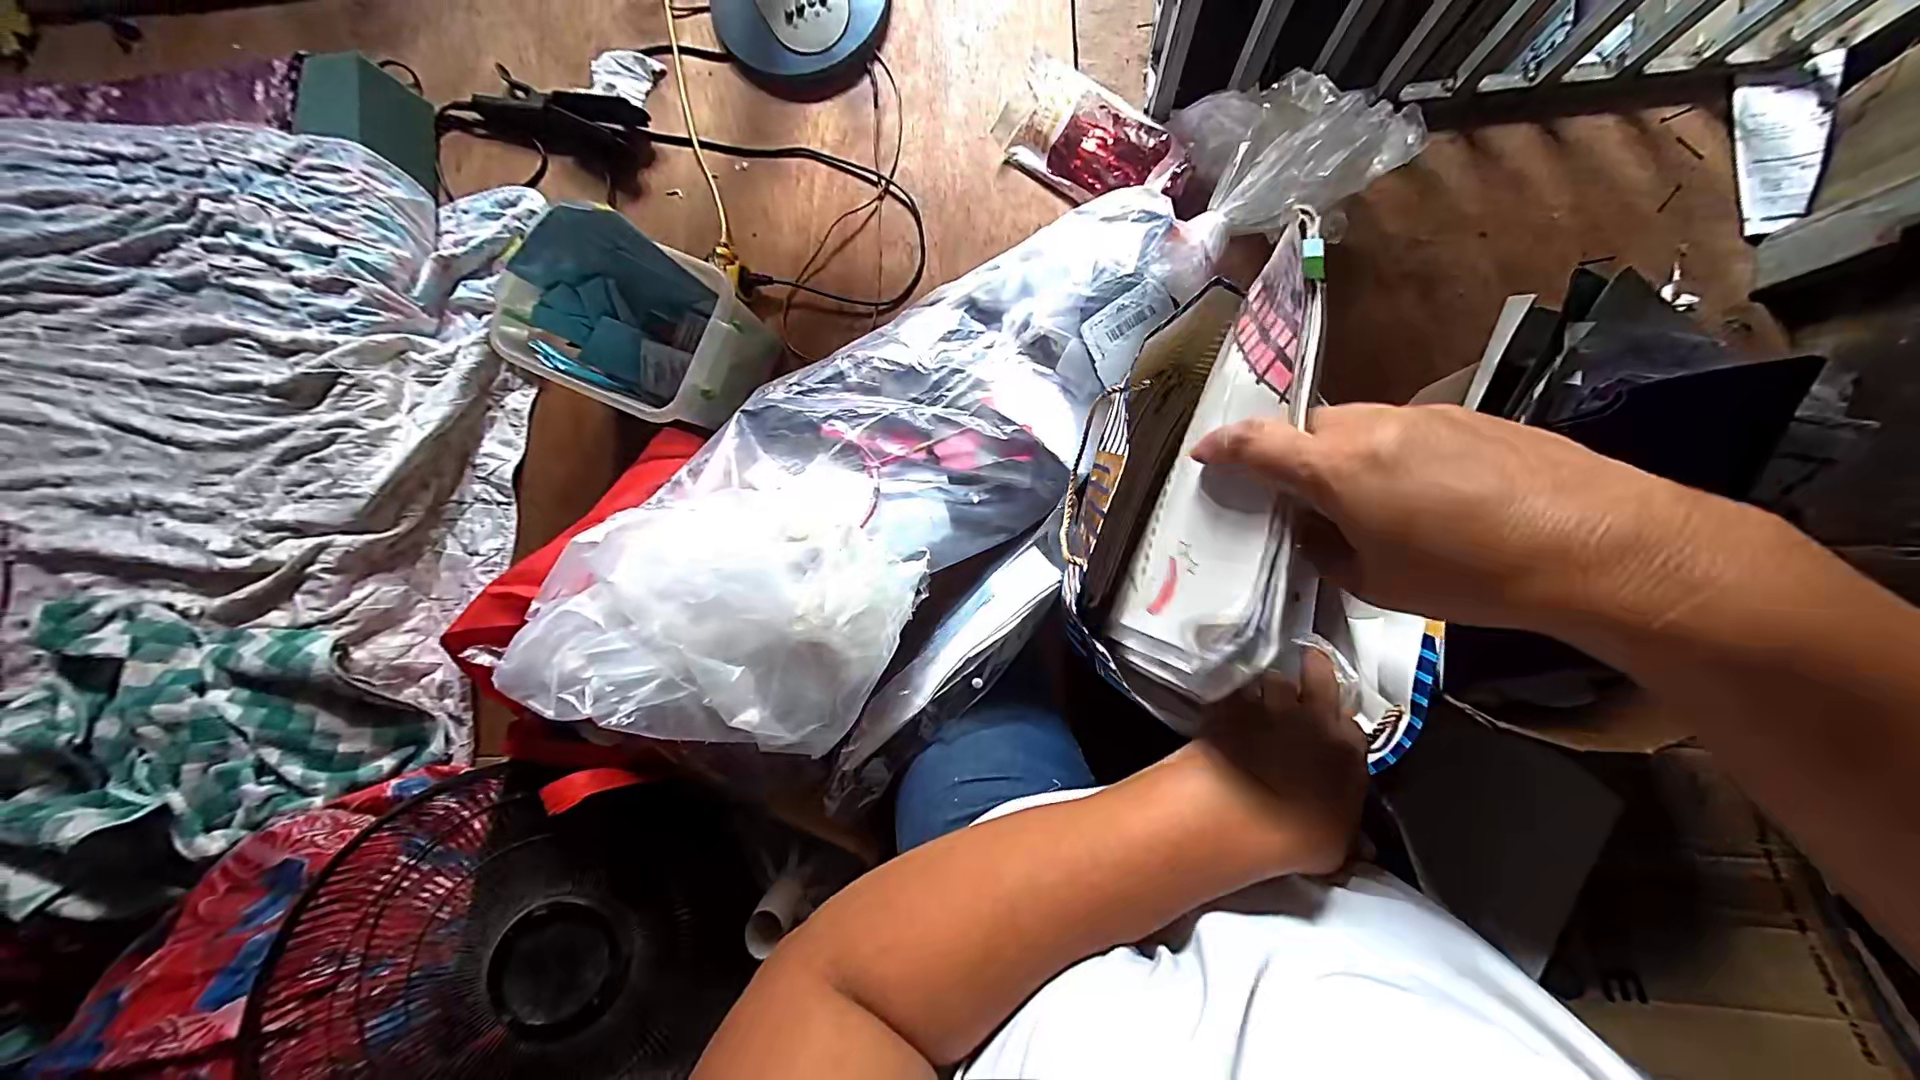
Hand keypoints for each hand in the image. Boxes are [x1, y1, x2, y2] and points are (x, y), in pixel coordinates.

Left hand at [1181, 648, 1365, 875]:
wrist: (1243, 812)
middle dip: (1316, 667)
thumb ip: (1350, 834)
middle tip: (1310, 661)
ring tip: (1262, 690)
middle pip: (1320, 675)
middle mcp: (1313, 718)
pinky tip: (1228, 702)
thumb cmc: (1299, 836)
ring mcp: (1269, 707)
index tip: (1333, 723)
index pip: (1354, 725)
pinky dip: (1233, 695)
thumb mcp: (1337, 846)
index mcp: (1348, 750)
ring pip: (1274, 678)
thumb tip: (1361, 845)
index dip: (1340, 721)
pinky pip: (1235, 690)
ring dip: (1269, 684)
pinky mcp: (1230, 706)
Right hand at [1191, 403, 1742, 633]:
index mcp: (1337, 468)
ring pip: (1357, 425)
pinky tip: (1423, 493)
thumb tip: (1314, 531)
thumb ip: (1326, 550)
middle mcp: (1374, 427)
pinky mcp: (1471, 418)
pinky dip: (1389, 454)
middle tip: (1295, 494)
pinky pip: (1404, 429)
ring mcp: (1426, 416)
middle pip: (1308, 427)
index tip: (1203, 453)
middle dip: (1289, 453)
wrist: (1602, 548)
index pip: (1258, 443)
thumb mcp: (1374, 582)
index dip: (1222, 446)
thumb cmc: (1468, 575)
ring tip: (1365, 499)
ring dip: (1341, 454)